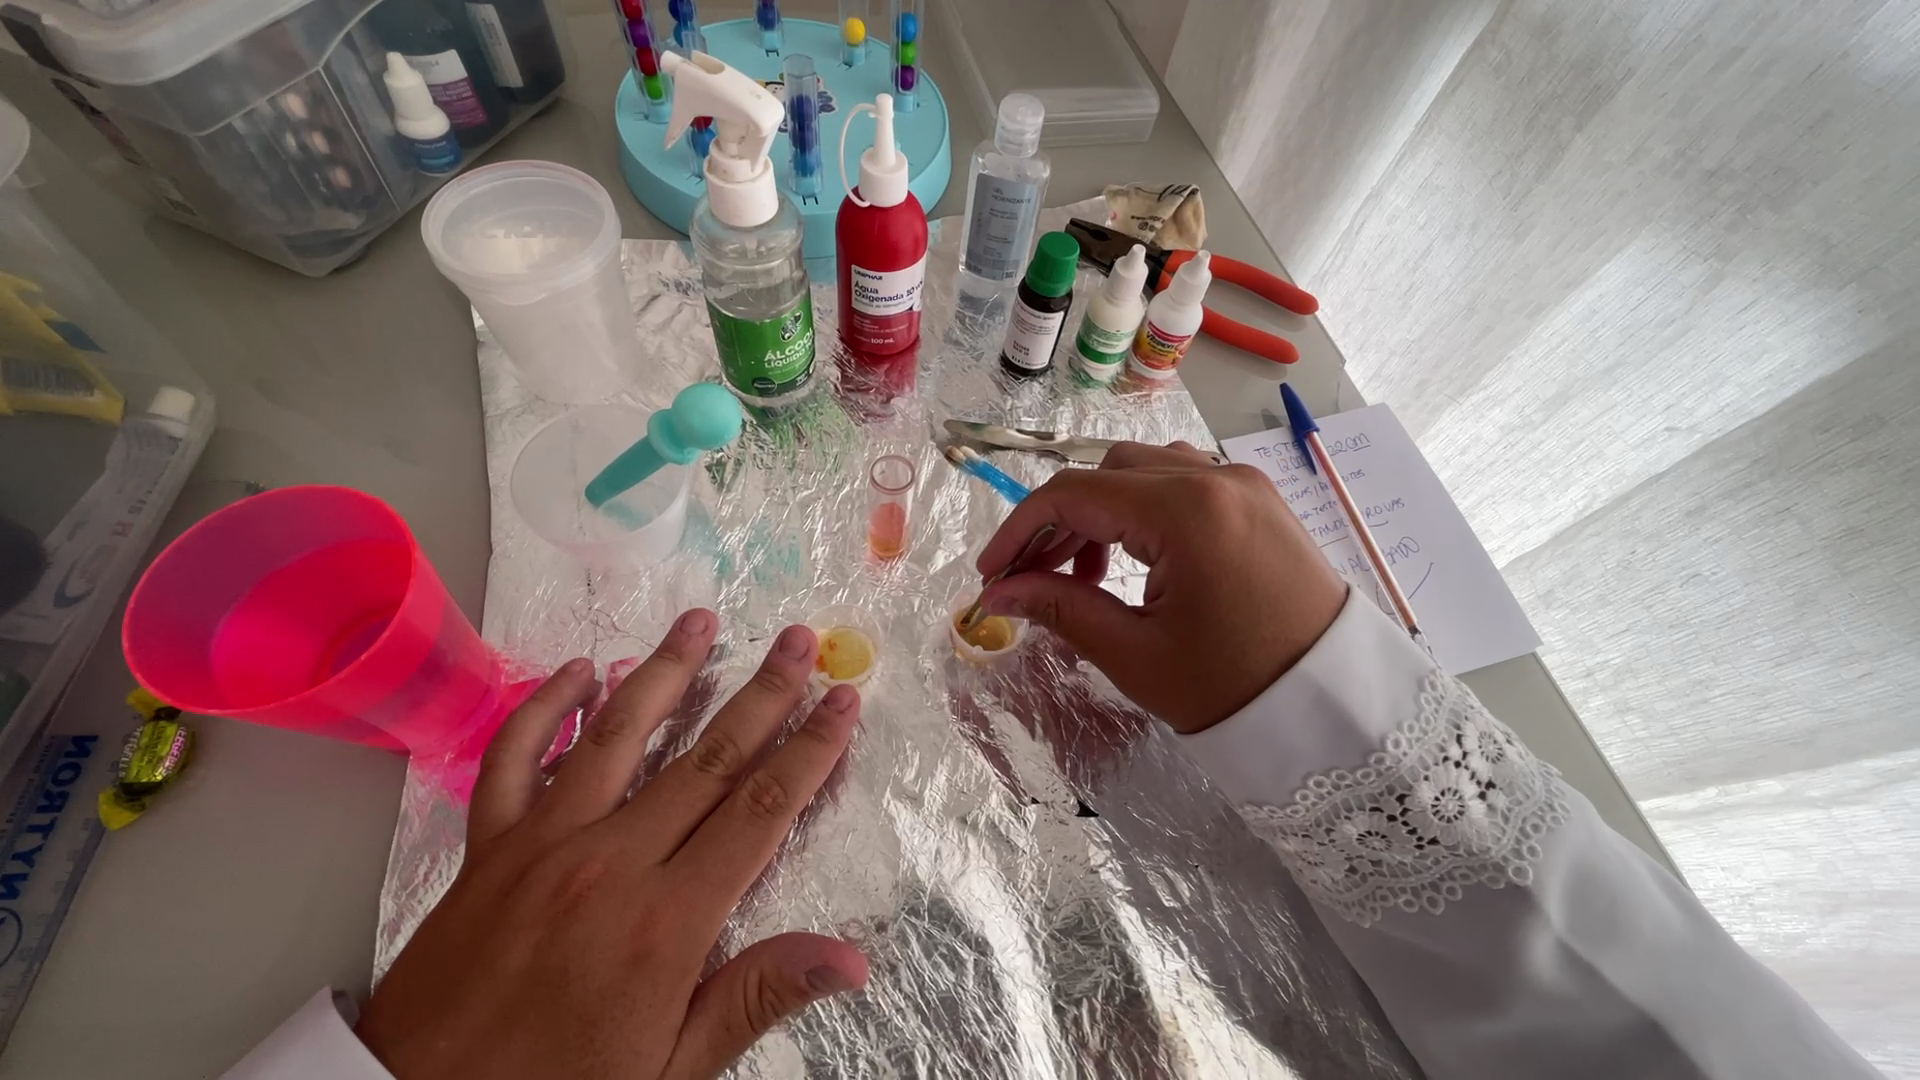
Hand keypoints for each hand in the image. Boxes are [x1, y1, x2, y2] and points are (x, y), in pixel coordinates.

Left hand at [356, 611, 868, 1079]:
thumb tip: (854, 960)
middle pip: (707, 758)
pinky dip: (544, 708)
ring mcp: (545, 844)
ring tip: (702, 620)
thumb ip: (758, 997)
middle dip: (764, 693)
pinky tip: (577, 670)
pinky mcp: (489, 846)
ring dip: (666, 672)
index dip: (810, 751)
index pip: (761, 812)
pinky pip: (514, 759)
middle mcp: (612, 863)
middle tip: (798, 639)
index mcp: (667, 921)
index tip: (843, 700)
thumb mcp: (671, 1072)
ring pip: (618, 736)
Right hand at [976, 442, 1345, 734]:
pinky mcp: (1258, 499)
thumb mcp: (1136, 654)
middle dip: (1058, 521)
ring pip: (1142, 470)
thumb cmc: (1235, 689)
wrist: (1339, 707)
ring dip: (1099, 511)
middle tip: (1033, 578)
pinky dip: (1141, 509)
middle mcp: (1215, 477)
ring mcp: (1242, 483)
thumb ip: (1060, 608)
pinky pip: (1181, 481)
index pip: (1073, 494)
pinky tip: (1134, 556)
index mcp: (1185, 511)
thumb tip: (998, 592)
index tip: (990, 573)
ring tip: (1084, 575)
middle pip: (1105, 473)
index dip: (1019, 530)